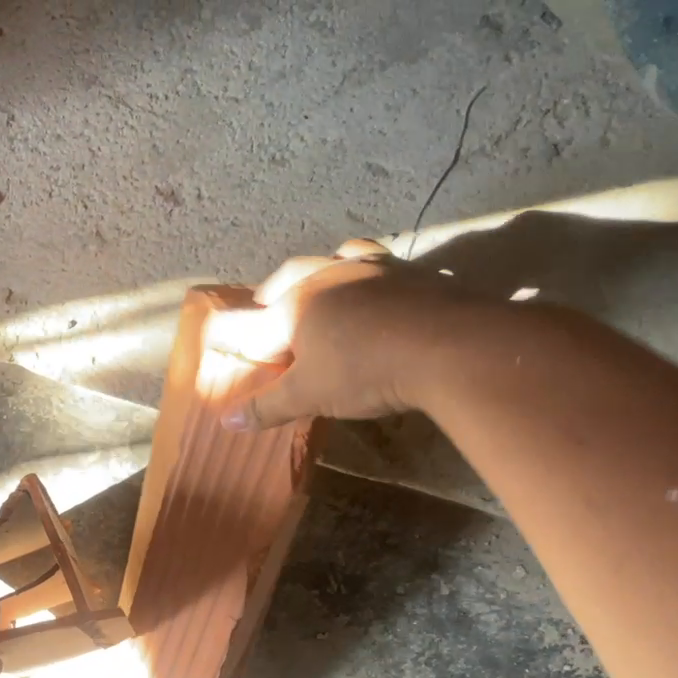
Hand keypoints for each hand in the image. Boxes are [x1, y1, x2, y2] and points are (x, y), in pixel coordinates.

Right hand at [209, 239, 491, 430]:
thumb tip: (226, 422)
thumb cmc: (366, 371)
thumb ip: (266, 407)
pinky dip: (374, 275)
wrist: (458, 348)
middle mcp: (330, 277)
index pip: (252, 322)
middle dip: (275, 289)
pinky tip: (380, 293)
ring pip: (342, 255)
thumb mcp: (308, 396)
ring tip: (325, 279)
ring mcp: (378, 269)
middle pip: (292, 274)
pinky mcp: (420, 273)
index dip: (233, 333)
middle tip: (268, 302)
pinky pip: (386, 265)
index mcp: (295, 305)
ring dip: (327, 266)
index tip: (219, 338)